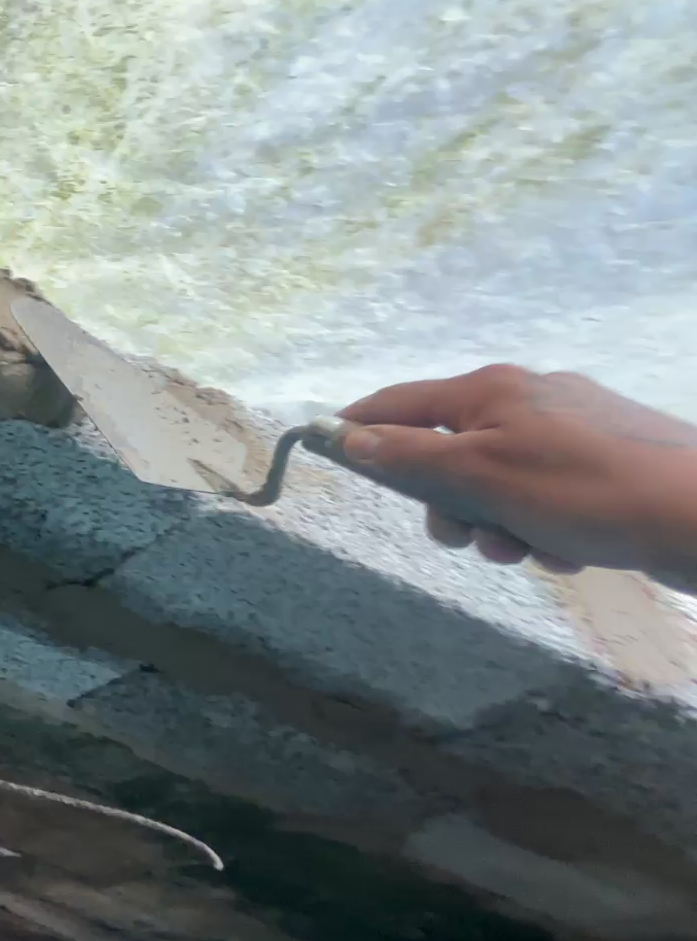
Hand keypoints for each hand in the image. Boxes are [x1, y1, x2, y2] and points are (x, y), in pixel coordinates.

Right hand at [337, 365, 696, 589]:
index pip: (393, 402)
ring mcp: (574, 426)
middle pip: (443, 448)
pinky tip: (562, 547)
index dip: (353, 428)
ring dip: (490, 518)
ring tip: (521, 550)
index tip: (328, 456)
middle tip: (455, 535)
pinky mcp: (611, 458)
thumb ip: (401, 454)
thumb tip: (346, 437)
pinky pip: (541, 489)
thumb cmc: (585, 492)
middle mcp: (527, 397)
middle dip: (441, 499)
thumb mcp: (474, 475)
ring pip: (492, 476)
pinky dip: (536, 521)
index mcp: (490, 390)